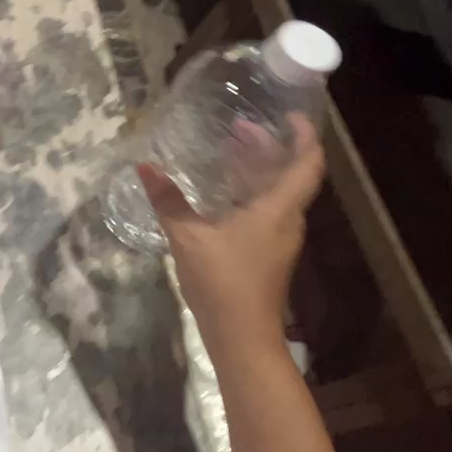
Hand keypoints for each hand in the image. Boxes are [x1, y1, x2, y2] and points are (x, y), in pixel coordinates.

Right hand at [140, 114, 323, 352]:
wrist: (242, 337)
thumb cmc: (223, 282)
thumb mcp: (188, 237)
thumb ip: (168, 200)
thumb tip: (144, 166)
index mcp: (279, 209)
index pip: (307, 164)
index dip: (304, 135)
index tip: (289, 114)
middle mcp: (287, 219)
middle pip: (290, 173)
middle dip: (269, 146)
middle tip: (239, 126)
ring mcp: (279, 238)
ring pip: (277, 192)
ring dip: (257, 168)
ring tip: (227, 148)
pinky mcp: (267, 252)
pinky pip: (265, 208)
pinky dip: (248, 190)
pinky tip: (220, 190)